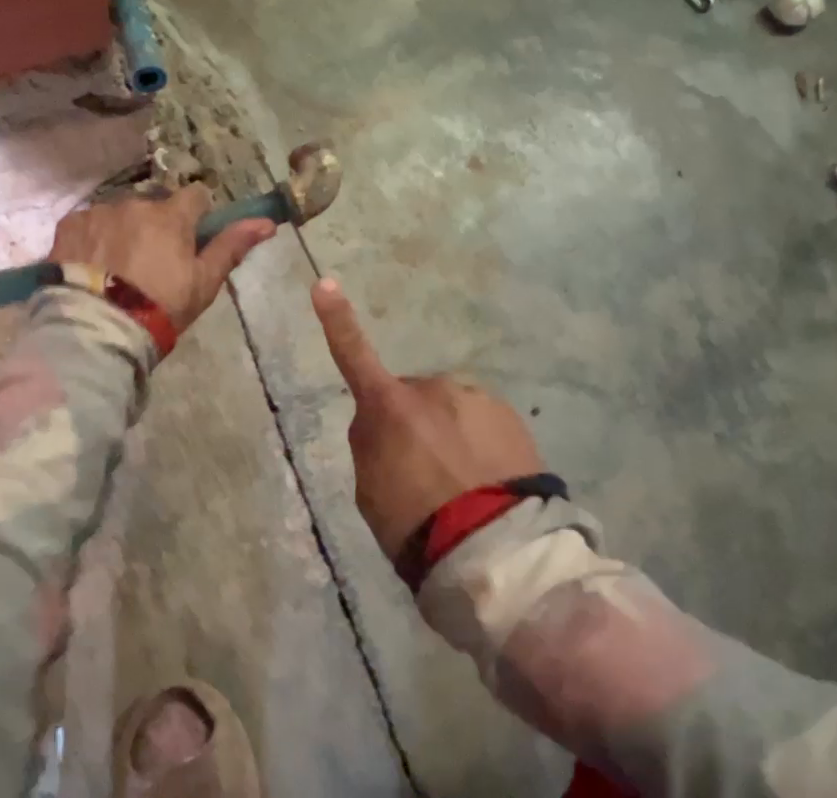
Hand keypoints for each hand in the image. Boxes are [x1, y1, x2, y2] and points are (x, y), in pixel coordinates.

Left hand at [49, 185, 275, 330]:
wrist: (96, 330)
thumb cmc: (160, 307)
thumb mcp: (203, 283)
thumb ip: (231, 247)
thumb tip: (267, 221)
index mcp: (171, 216)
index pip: (194, 196)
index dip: (195, 217)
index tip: (189, 242)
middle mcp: (134, 204)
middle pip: (152, 207)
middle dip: (154, 227)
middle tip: (151, 266)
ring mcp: (97, 213)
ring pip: (118, 215)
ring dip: (121, 232)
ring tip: (116, 271)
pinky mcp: (68, 227)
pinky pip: (87, 225)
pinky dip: (91, 240)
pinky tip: (90, 268)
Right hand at [311, 279, 544, 558]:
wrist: (494, 551)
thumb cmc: (415, 525)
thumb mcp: (370, 489)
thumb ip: (371, 445)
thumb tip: (381, 425)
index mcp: (389, 407)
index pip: (353, 355)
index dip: (336, 321)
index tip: (325, 284)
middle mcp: (434, 390)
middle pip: (412, 398)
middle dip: (412, 422)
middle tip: (420, 473)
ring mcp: (477, 401)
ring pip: (451, 411)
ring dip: (449, 433)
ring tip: (459, 484)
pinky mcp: (511, 420)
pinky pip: (483, 425)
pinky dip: (479, 444)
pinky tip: (485, 480)